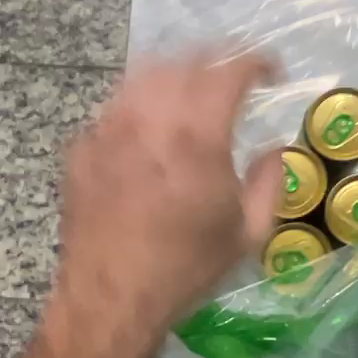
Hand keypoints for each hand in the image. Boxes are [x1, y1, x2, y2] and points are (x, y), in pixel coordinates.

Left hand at [52, 53, 283, 333]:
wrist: (110, 297)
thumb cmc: (185, 270)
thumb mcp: (246, 235)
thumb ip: (269, 182)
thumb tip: (275, 148)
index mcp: (198, 137)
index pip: (229, 70)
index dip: (256, 61)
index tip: (272, 73)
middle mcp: (150, 120)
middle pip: (185, 61)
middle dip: (216, 60)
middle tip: (233, 78)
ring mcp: (109, 129)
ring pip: (143, 75)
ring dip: (175, 74)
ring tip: (190, 92)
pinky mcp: (82, 147)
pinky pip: (114, 106)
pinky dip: (139, 103)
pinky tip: (147, 126)